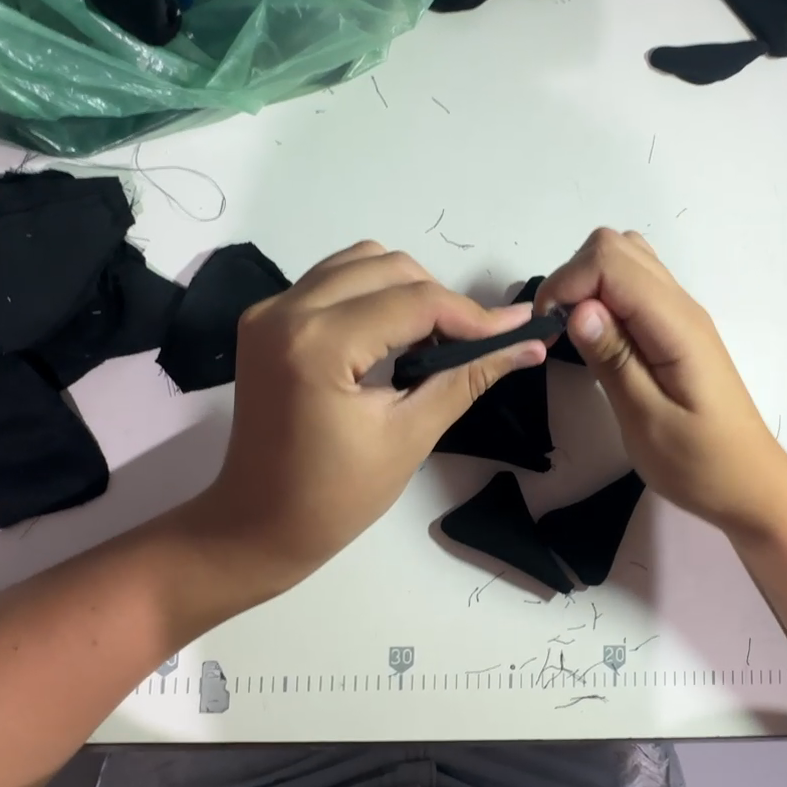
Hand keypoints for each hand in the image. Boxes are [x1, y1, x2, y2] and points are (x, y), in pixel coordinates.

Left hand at [175, 241, 543, 603]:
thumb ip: (468, 379)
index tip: (518, 329)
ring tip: (430, 342)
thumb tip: (529, 344)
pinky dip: (372, 296)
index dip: (473, 315)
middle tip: (469, 346)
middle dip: (439, 300)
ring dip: (405, 290)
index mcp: (318, 344)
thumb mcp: (410, 436)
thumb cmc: (335, 497)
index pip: (414, 302)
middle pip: (388, 268)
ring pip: (359, 263)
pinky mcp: (265, 321)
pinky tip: (390, 338)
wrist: (257, 523)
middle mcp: (286, 311)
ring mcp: (269, 311)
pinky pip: (332, 281)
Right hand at [537, 229, 786, 535]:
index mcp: (674, 324)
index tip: (550, 332)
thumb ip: (614, 359)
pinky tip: (601, 342)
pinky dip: (605, 300)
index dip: (568, 284)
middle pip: (616, 248)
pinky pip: (635, 289)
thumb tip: (578, 308)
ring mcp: (681, 316)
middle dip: (573, 280)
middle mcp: (680, 306)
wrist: (748, 485)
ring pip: (625, 261)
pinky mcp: (675, 331)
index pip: (610, 261)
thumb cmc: (698, 463)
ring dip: (588, 287)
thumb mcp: (646, 420)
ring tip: (577, 336)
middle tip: (560, 335)